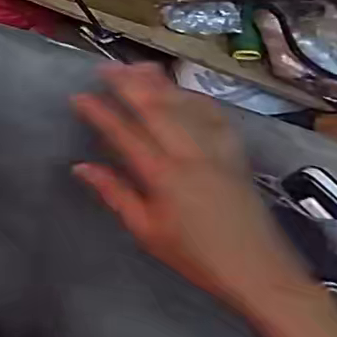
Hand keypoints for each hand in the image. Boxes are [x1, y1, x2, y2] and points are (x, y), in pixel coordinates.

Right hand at [71, 63, 310, 317]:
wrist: (257, 270)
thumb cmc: (195, 256)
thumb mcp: (147, 231)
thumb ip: (115, 194)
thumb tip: (81, 168)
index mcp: (163, 175)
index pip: (124, 134)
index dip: (100, 113)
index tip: (79, 97)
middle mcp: (189, 153)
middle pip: (155, 107)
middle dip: (128, 84)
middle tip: (106, 67)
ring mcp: (215, 148)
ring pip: (184, 104)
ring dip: (159, 83)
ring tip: (139, 66)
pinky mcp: (234, 151)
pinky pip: (214, 115)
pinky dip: (195, 98)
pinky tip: (184, 91)